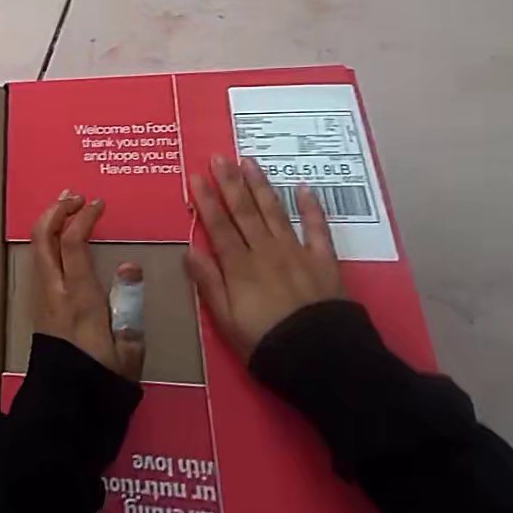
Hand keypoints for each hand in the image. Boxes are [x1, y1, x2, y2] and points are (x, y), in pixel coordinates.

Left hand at [31, 193, 145, 380]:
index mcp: (79, 298)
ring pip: (37, 249)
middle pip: (43, 239)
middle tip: (76, 196)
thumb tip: (128, 265)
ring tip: (68, 208)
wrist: (66, 406)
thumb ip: (129, 303)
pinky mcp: (39, 307)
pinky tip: (61, 239)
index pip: (73, 245)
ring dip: (50, 224)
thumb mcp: (128, 346)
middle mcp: (55, 292)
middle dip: (56, 211)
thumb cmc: (102, 377)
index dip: (84, 218)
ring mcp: (42, 299)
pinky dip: (48, 241)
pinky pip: (40, 262)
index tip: (99, 204)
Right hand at [186, 155, 341, 357]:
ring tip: (249, 162)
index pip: (219, 226)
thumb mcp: (227, 321)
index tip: (196, 177)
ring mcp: (296, 251)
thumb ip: (210, 283)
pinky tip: (304, 187)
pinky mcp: (322, 258)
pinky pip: (316, 227)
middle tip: (220, 157)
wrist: (319, 355)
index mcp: (240, 267)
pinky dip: (311, 206)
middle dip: (230, 182)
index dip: (206, 200)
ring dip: (261, 185)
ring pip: (274, 211)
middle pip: (245, 211)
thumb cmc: (265, 343)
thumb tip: (190, 250)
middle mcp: (266, 250)